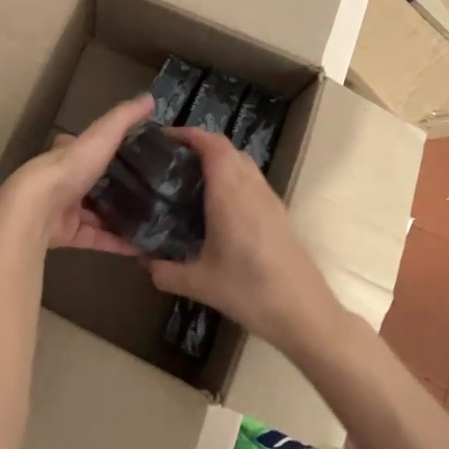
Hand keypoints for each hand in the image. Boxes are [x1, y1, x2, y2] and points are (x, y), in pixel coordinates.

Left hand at [0, 95, 152, 254]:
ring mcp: (66, 208)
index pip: (87, 146)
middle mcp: (65, 179)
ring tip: (153, 219)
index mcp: (68, 153)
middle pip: (94, 181)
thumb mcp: (102, 135)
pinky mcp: (69, 234)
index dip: (107, 147)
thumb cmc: (70, 166)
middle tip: (152, 190)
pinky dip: (118, 243)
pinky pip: (98, 238)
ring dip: (120, 217)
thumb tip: (150, 97)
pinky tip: (143, 246)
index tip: (135, 154)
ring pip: (97, 213)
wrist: (38, 207)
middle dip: (116, 186)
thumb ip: (124, 118)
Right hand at [147, 128, 344, 341]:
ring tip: (190, 179)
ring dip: (218, 161)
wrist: (305, 315)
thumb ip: (165, 271)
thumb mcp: (198, 283)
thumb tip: (142, 262)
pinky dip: (232, 179)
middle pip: (228, 149)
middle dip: (199, 145)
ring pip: (243, 164)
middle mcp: (252, 189)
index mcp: (230, 194)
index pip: (212, 145)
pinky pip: (252, 182)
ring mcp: (270, 201)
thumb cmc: (249, 291)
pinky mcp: (279, 215)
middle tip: (171, 159)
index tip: (164, 138)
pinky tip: (216, 207)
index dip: (189, 134)